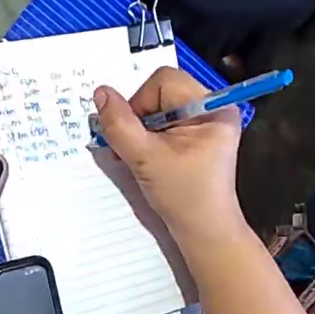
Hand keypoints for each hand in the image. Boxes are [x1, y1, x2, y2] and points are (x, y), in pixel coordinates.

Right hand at [93, 67, 245, 245]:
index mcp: (211, 107)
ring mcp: (207, 124)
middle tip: (130, 148)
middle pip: (161, 92)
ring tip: (136, 156)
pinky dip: (150, 138)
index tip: (133, 135)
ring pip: (160, 108)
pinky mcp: (199, 138)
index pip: (163, 81)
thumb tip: (101, 93)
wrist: (205, 232)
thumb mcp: (144, 158)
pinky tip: (145, 158)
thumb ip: (119, 124)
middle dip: (139, 118)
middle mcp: (213, 109)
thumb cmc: (183, 196)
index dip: (140, 103)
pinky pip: (167, 123)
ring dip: (141, 130)